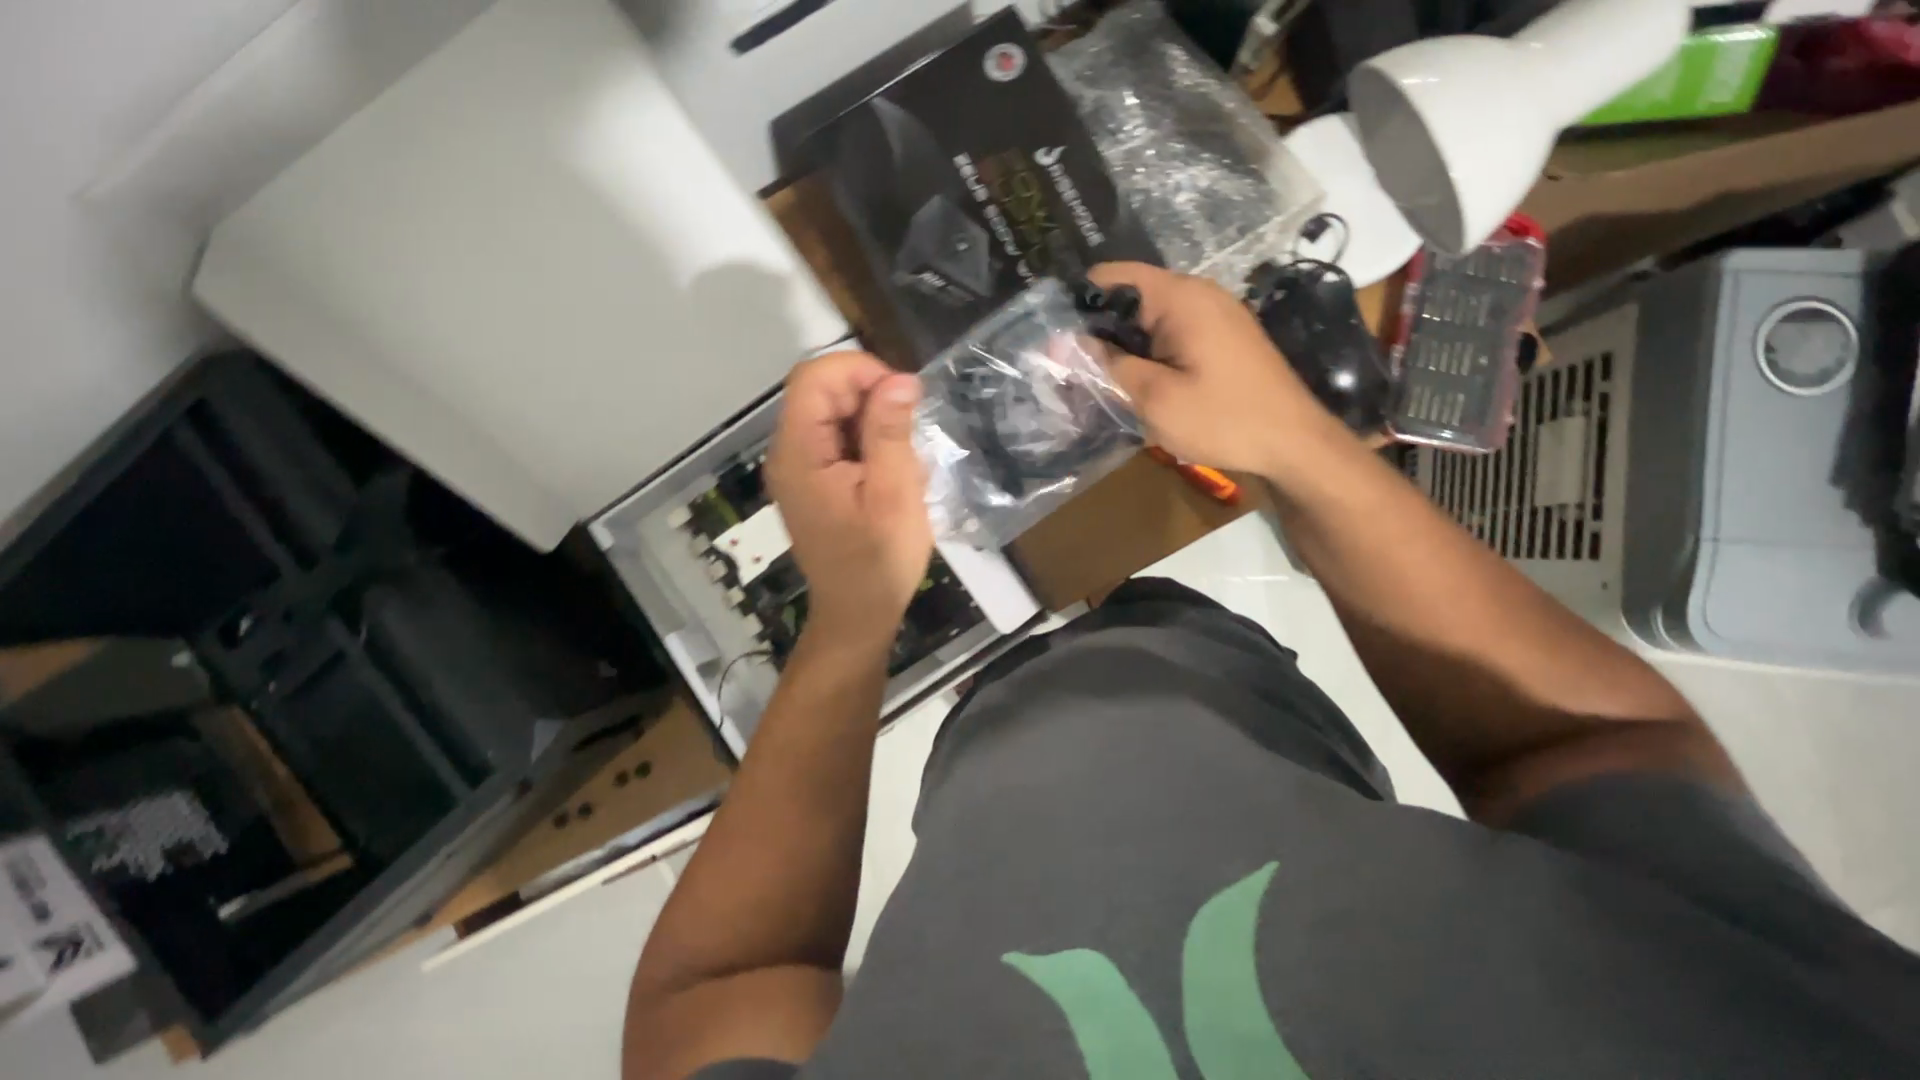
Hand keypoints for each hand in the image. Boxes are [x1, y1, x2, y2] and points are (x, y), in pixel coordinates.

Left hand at [766, 352, 932, 647]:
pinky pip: (837, 438)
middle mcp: (788, 452)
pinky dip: (868, 441)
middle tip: (911, 428)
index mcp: (798, 453)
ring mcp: (799, 467)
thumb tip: (900, 380)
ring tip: (905, 456)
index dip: (861, 371)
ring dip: (874, 420)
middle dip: (871, 396)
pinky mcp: (813, 480)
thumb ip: (891, 433)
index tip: (904, 397)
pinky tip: (892, 470)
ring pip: (833, 412)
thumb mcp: (895, 494)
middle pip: (821, 390)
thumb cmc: (879, 561)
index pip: (815, 377)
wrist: (858, 614)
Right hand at [1088, 262, 1355, 480]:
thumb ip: (1106, 365)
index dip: (1077, 304)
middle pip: (1129, 297)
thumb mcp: (1154, 397)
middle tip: (1069, 369)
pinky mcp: (1224, 338)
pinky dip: (1149, 354)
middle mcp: (1198, 294)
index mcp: (1180, 296)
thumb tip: (1063, 343)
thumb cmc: (1223, 419)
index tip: (1054, 340)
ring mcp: (1215, 315)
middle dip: (1098, 330)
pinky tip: (1138, 386)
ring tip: (1098, 382)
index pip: (1111, 277)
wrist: (1295, 444)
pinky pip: (1173, 334)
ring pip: (1150, 319)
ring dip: (1123, 346)